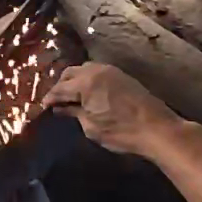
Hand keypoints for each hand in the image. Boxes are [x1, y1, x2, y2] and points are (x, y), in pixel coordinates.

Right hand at [43, 62, 191, 159]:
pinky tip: (88, 93)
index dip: (50, 98)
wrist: (157, 128)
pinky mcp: (121, 75)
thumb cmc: (121, 131)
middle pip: (70, 73)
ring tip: (71, 97)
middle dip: (61, 86)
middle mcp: (96, 71)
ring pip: (84, 69)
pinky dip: (88, 80)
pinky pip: (97, 72)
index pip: (60, 88)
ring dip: (75, 81)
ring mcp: (110, 70)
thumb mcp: (92, 127)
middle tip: (57, 102)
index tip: (44, 107)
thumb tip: (60, 109)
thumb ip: (74, 113)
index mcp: (85, 83)